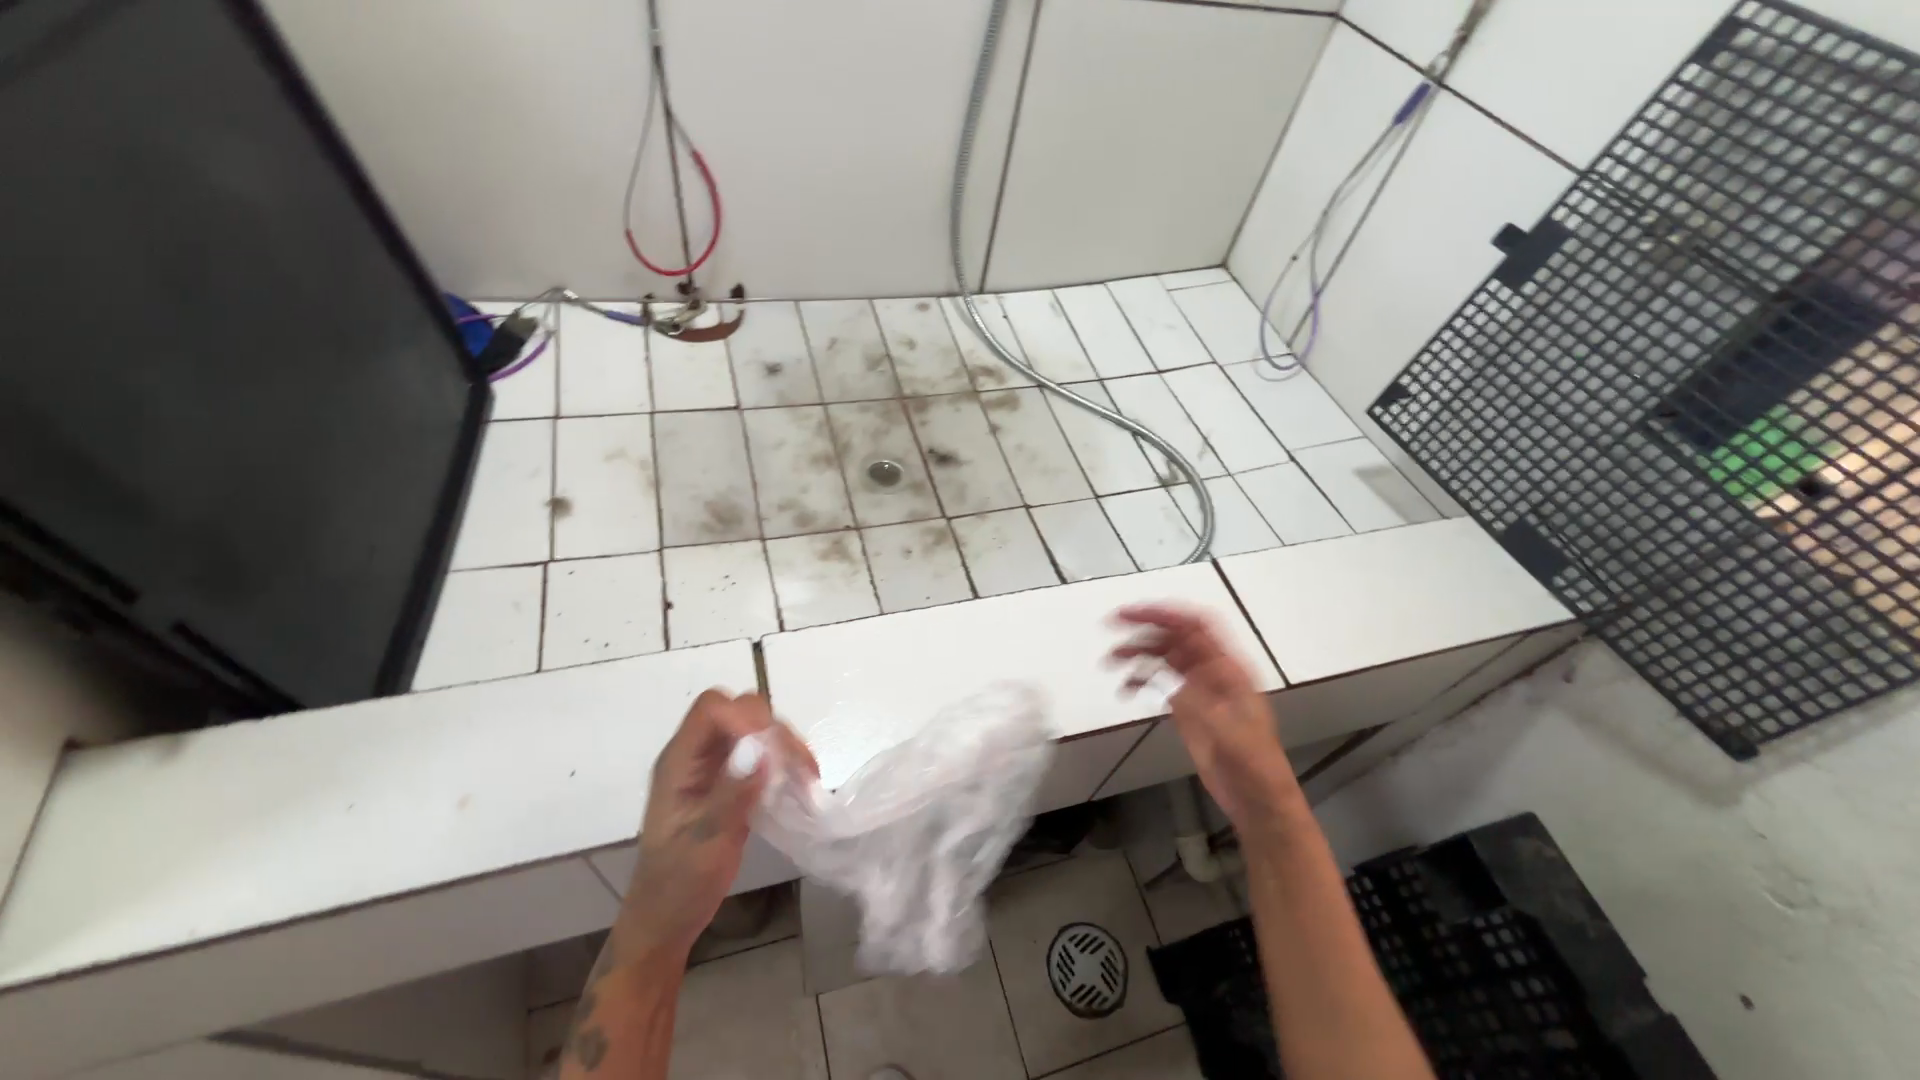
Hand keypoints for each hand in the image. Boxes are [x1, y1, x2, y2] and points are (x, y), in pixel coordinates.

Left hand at [622, 689, 816, 960]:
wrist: (664, 922)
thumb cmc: (678, 886)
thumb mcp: (707, 843)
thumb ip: (731, 794)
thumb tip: (759, 750)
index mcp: (678, 764)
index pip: (711, 710)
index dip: (746, 717)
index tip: (776, 750)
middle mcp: (694, 757)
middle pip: (736, 712)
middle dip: (772, 730)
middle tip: (801, 766)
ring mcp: (711, 769)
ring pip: (752, 731)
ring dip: (781, 747)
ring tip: (806, 778)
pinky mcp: (727, 784)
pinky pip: (757, 756)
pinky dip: (780, 764)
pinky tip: (799, 787)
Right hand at [1111, 605, 1303, 838]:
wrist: (1259, 801)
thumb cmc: (1254, 765)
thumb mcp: (1230, 733)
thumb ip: (1198, 704)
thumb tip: (1166, 680)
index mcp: (1230, 670)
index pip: (1198, 627)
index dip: (1167, 614)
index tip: (1134, 613)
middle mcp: (1213, 673)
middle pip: (1177, 638)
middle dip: (1145, 628)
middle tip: (1112, 627)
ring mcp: (1200, 691)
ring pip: (1165, 658)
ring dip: (1138, 653)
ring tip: (1111, 659)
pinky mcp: (1189, 711)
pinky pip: (1161, 684)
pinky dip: (1141, 680)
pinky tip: (1125, 688)